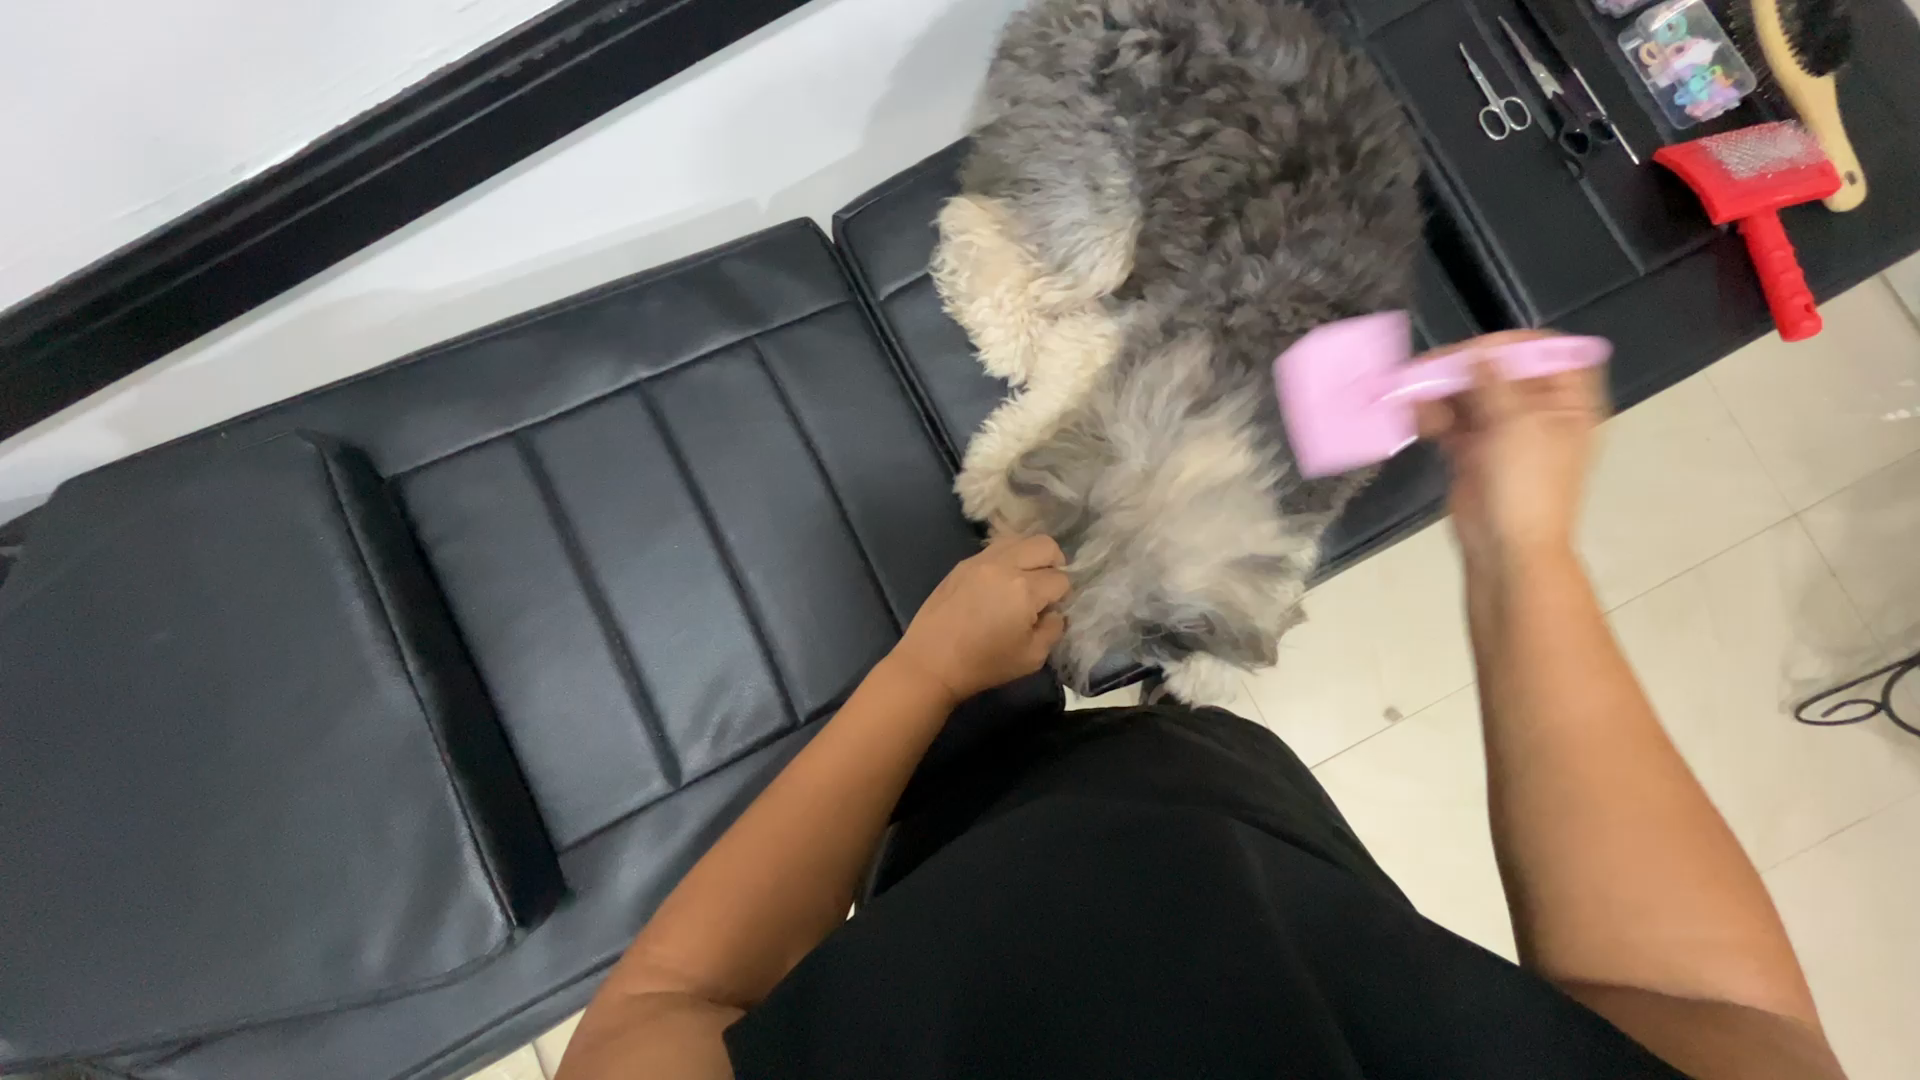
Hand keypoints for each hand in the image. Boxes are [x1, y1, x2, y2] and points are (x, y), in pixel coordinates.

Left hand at [887, 534, 1069, 705]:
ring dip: (1031, 556)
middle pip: (1045, 545)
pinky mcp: (963, 564)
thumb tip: (1053, 612)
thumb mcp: (1032, 657)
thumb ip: (1053, 629)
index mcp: (1024, 589)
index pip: (1060, 579)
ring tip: (1025, 579)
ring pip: (1019, 539)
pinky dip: (1007, 558)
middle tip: (1047, 587)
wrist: (931, 661)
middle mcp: (1004, 565)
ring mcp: (981, 560)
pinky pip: (995, 548)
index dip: (1062, 596)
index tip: (1050, 611)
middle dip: (1055, 564)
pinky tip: (1000, 581)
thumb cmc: (984, 664)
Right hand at [1415, 331, 1606, 574]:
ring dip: (1440, 394)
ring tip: (1414, 399)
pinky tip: (1416, 420)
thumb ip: (1496, 384)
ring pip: (1468, 397)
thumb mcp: (1519, 426)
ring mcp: (1501, 432)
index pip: (1548, 354)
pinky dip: (1432, 417)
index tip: (1473, 350)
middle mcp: (1536, 411)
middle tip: (1426, 370)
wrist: (1506, 545)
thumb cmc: (1527, 485)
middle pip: (1499, 372)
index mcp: (1566, 402)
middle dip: (1462, 370)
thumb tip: (1480, 350)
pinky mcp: (1471, 450)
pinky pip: (1450, 422)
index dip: (1512, 346)